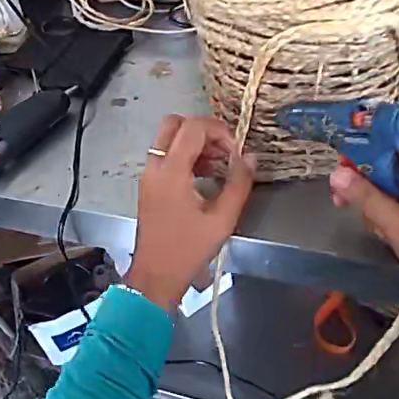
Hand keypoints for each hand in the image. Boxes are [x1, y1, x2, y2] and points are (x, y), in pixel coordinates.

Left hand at [124, 115, 255, 309]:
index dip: (220, 131)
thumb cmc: (188, 250)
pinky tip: (207, 174)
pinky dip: (186, 155)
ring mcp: (149, 175)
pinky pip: (166, 155)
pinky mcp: (150, 185)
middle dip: (203, 129)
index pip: (193, 128)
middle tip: (225, 148)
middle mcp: (155, 166)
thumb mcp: (222, 218)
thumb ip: (239, 183)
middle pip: (174, 123)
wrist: (156, 275)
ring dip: (195, 142)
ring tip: (220, 164)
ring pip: (169, 138)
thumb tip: (249, 157)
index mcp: (171, 171)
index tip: (237, 150)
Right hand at [329, 145, 398, 306]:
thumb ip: (365, 198)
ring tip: (386, 233)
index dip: (361, 158)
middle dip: (372, 187)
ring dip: (388, 203)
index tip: (343, 181)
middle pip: (394, 165)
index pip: (388, 144)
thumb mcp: (396, 227)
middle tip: (358, 214)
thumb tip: (336, 172)